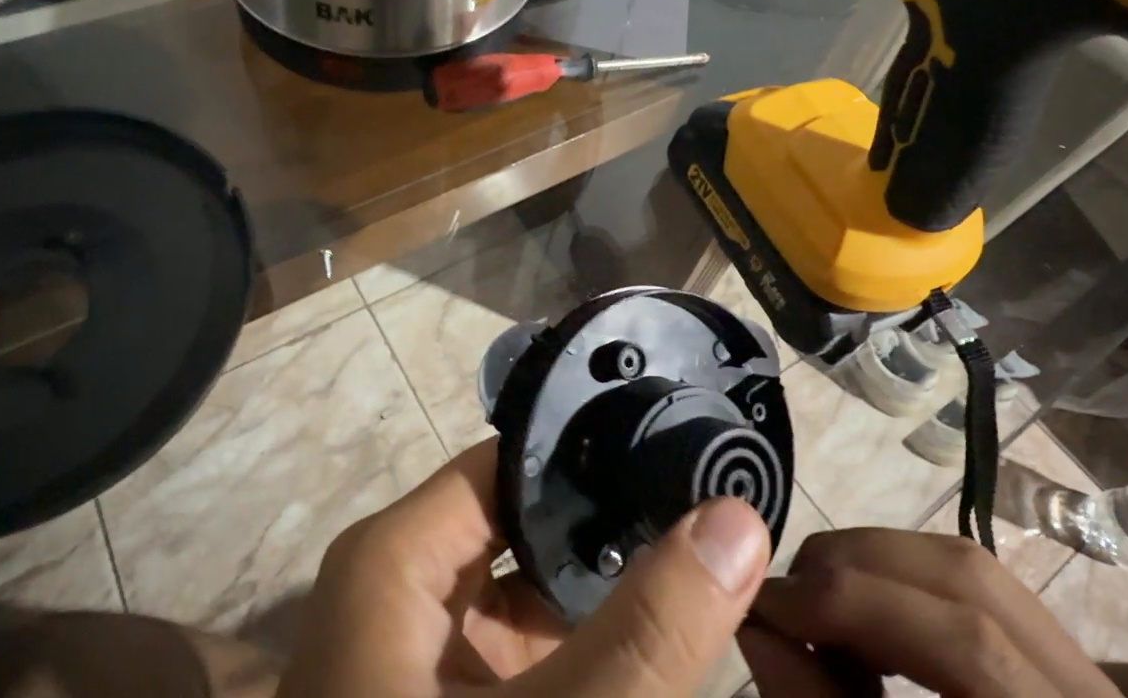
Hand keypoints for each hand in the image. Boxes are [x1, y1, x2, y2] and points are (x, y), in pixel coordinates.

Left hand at [277, 439, 772, 697]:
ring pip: (528, 585)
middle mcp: (401, 584)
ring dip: (604, 588)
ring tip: (700, 562)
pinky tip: (647, 641)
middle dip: (612, 524)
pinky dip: (579, 643)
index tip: (683, 452)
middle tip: (711, 509)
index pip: (507, 465)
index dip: (595, 455)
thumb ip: (643, 632)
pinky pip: (521, 640)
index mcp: (392, 559)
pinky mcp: (450, 691)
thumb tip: (735, 521)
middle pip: (521, 520)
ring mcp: (424, 643)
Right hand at [738, 528, 1124, 697]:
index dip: (848, 603)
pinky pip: (974, 588)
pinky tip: (870, 632)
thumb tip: (757, 623)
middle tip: (786, 607)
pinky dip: (900, 587)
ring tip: (822, 619)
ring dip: (874, 570)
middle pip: (966, 581)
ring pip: (970, 568)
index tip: (762, 604)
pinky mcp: (1062, 664)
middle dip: (853, 572)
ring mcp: (1091, 681)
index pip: (965, 643)